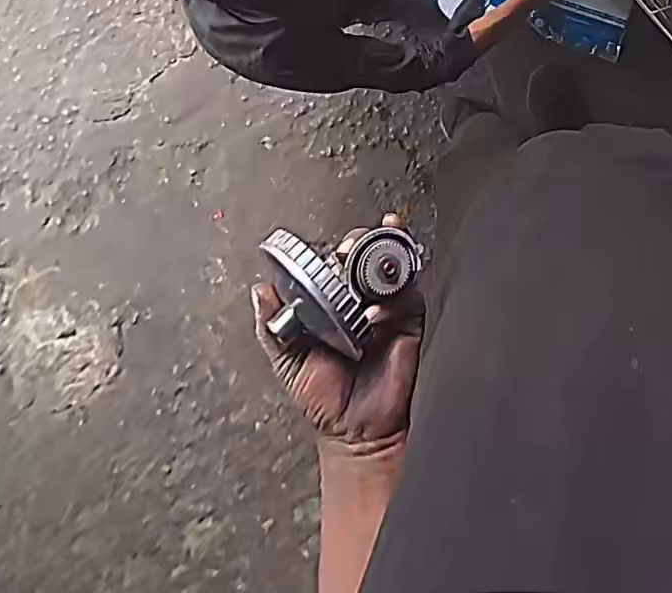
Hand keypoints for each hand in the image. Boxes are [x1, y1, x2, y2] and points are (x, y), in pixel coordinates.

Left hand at [252, 238, 421, 457]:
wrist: (354, 430)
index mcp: (336, 302)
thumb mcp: (288, 360)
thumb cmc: (325, 397)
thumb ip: (273, 326)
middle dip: (364, 242)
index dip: (339, 249)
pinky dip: (391, 300)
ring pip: (394, 266)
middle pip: (370, 254)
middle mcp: (364, 299)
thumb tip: (261, 291)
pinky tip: (373, 314)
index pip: (340, 262)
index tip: (333, 248)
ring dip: (385, 254)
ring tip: (370, 257)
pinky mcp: (410, 319)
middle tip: (352, 246)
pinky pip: (407, 297)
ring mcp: (390, 306)